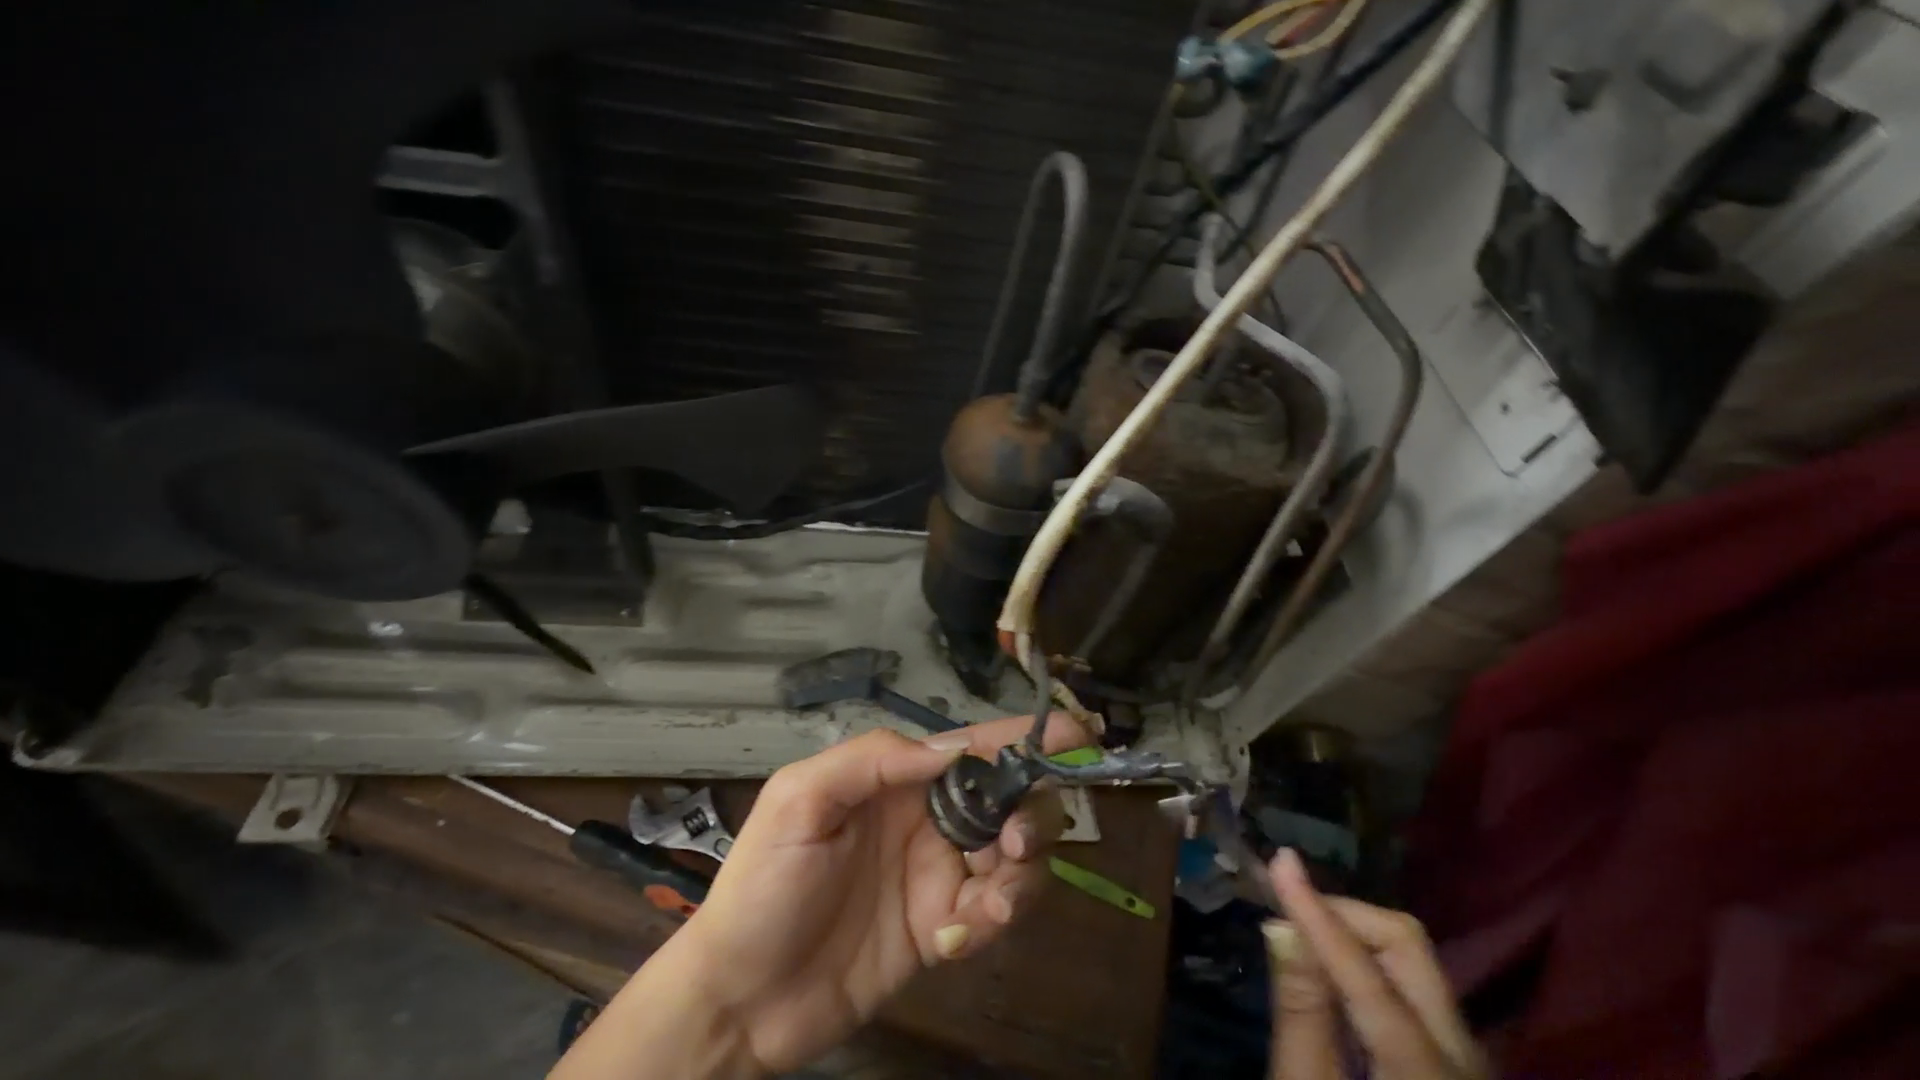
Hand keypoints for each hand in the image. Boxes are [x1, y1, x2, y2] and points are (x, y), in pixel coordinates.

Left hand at [552, 715, 1085, 1079]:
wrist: (742, 998)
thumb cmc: (762, 886)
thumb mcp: (799, 801)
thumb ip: (873, 759)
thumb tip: (951, 748)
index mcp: (893, 782)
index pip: (969, 750)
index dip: (1024, 739)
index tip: (1078, 734)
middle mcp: (925, 822)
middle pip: (1009, 801)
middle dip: (1033, 813)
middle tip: (1019, 841)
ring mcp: (937, 878)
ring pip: (1015, 859)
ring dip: (1020, 875)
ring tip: (986, 903)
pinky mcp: (943, 930)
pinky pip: (994, 915)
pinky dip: (991, 922)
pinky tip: (951, 940)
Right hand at [1266, 850, 1487, 1079]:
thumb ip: (1301, 1016)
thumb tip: (1284, 929)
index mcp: (1425, 1071)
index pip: (1363, 969)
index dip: (1316, 910)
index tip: (1280, 860)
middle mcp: (1466, 1055)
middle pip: (1408, 946)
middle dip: (1345, 916)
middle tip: (1288, 910)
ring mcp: (1471, 1061)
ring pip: (1415, 965)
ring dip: (1355, 941)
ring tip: (1301, 944)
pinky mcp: (1461, 1066)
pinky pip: (1415, 993)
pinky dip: (1368, 972)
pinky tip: (1332, 985)